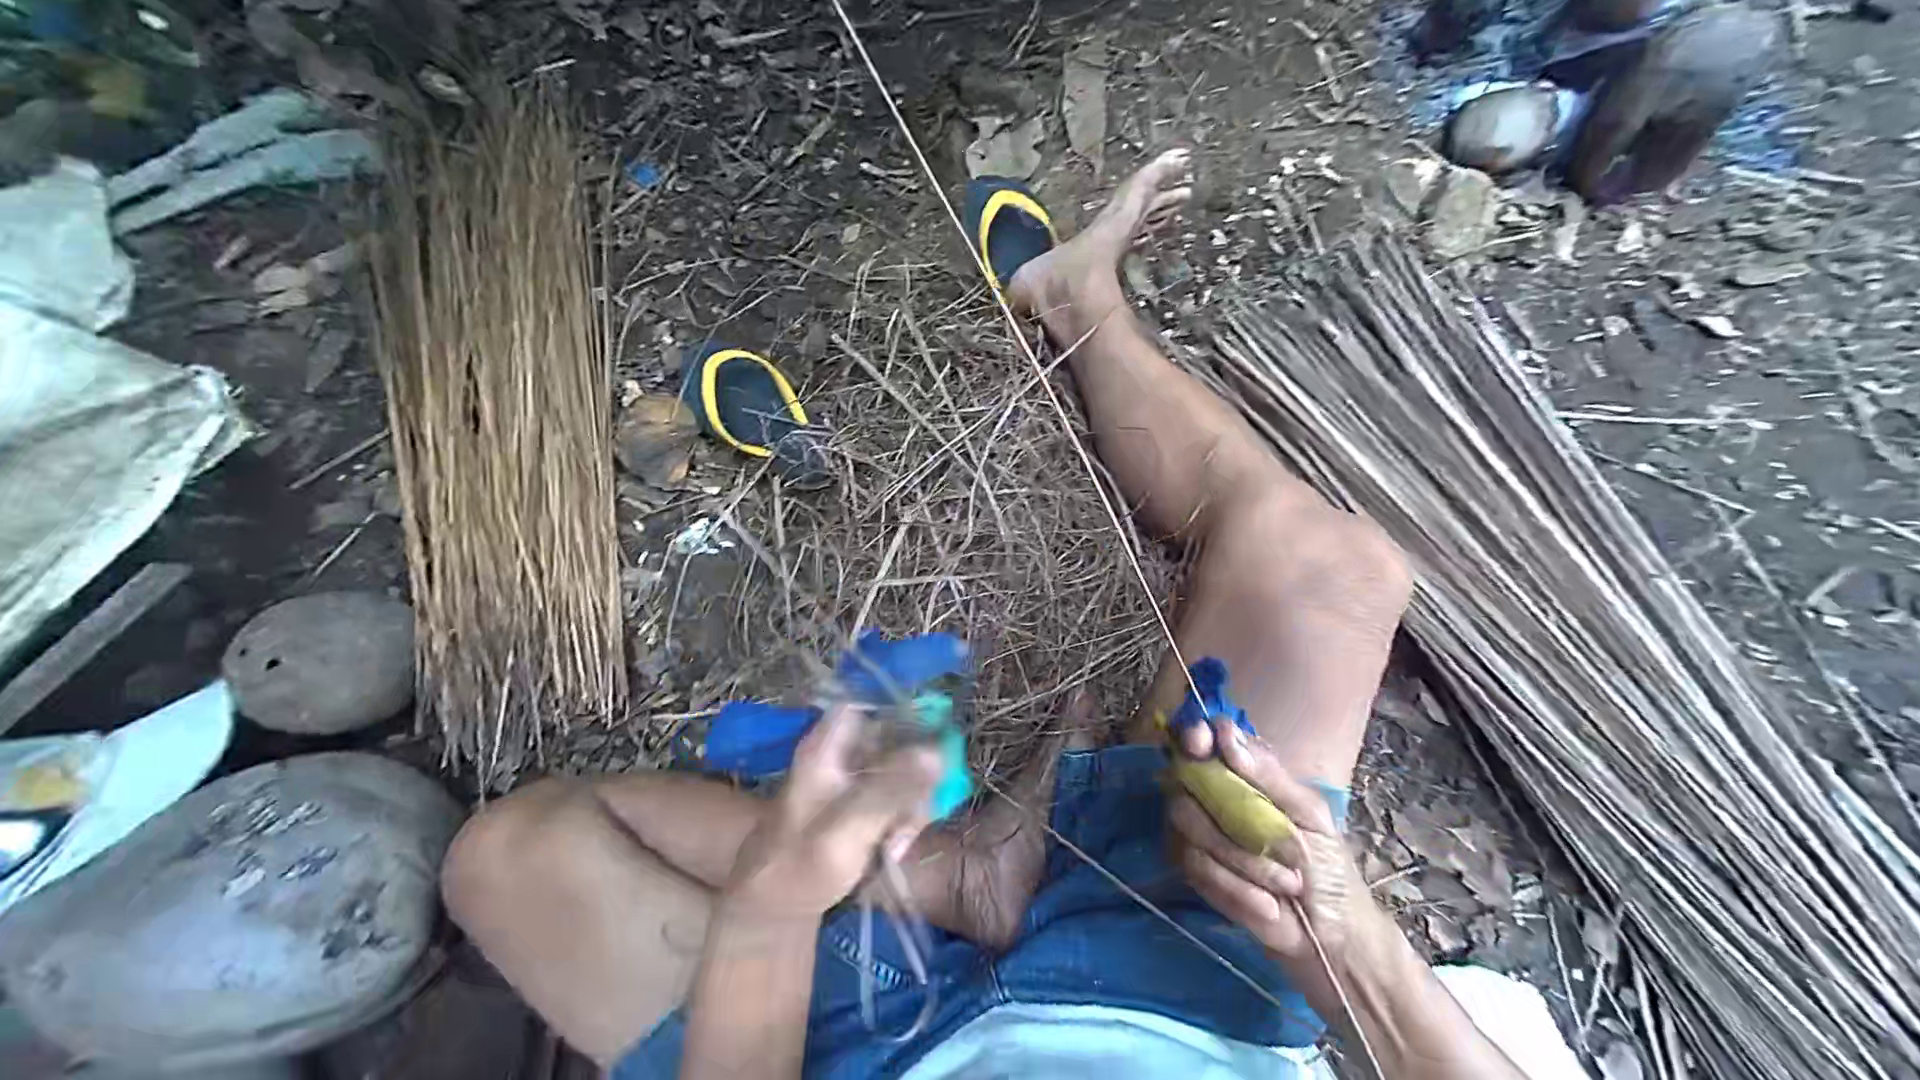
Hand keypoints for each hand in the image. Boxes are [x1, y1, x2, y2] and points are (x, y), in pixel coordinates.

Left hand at [722, 705, 943, 924]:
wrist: (774, 911)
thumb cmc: (798, 865)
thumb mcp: (848, 828)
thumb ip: (892, 789)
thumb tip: (937, 753)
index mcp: (826, 747)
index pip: (866, 704)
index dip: (898, 709)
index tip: (931, 734)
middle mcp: (841, 755)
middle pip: (894, 738)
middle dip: (916, 770)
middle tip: (922, 806)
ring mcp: (853, 780)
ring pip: (903, 769)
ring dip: (913, 801)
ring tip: (901, 838)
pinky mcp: (864, 805)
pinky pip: (898, 797)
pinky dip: (904, 819)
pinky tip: (896, 846)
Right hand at [1168, 717, 1372, 968]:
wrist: (1330, 933)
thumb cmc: (1327, 864)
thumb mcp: (1310, 814)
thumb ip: (1268, 774)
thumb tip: (1224, 736)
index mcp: (1241, 770)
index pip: (1202, 736)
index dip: (1193, 734)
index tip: (1201, 745)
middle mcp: (1209, 792)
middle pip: (1184, 781)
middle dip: (1229, 816)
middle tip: (1280, 848)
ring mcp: (1195, 829)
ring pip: (1188, 824)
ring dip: (1242, 859)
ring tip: (1285, 883)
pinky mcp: (1191, 868)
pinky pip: (1195, 865)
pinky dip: (1236, 887)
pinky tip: (1267, 903)